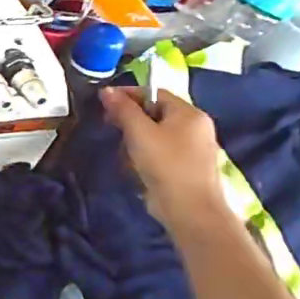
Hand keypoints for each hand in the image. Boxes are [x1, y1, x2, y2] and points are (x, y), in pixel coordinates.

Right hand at [100, 86, 229, 226]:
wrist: (190, 208)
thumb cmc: (165, 164)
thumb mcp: (139, 133)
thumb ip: (123, 109)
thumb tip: (106, 90)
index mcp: (189, 114)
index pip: (155, 93)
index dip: (128, 94)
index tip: (104, 103)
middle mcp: (196, 126)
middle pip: (156, 112)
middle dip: (130, 119)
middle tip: (110, 126)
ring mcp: (193, 147)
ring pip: (156, 132)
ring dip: (136, 138)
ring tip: (124, 151)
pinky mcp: (186, 165)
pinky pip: (161, 149)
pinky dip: (145, 152)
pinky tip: (135, 164)